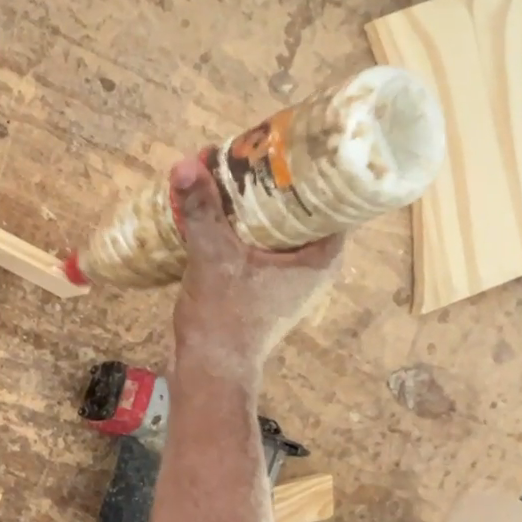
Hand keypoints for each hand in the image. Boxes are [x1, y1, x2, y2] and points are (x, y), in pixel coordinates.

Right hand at [169, 152, 342, 383]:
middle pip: (300, 212)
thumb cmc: (225, 321)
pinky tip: (215, 220)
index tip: (290, 146)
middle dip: (275, 186)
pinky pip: (254, 252)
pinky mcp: (258, 295)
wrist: (207, 375)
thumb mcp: (214, 259)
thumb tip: (187, 162)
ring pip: (273, 233)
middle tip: (251, 156)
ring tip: (228, 182)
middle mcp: (310, 268)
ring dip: (251, 210)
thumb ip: (203, 212)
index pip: (334, 197)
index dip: (315, 168)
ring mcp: (284, 284)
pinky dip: (238, 234)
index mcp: (321, 256)